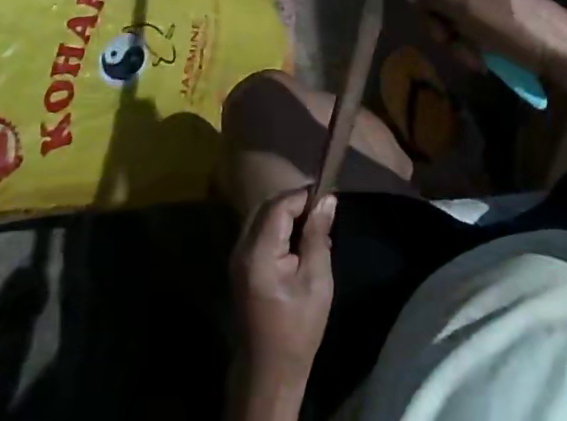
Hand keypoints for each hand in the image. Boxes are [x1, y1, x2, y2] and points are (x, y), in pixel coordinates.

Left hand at [230, 187, 335, 381]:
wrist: (269, 370)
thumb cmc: (298, 328)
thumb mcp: (316, 281)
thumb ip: (318, 236)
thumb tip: (327, 200)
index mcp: (259, 253)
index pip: (279, 206)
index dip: (303, 196)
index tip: (328, 197)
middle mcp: (242, 249)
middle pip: (267, 208)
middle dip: (295, 202)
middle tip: (324, 209)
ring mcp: (238, 257)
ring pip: (262, 218)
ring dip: (288, 214)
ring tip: (315, 224)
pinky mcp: (241, 266)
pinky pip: (259, 233)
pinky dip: (279, 228)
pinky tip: (299, 240)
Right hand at [398, 0, 566, 78]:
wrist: (557, 49)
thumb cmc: (510, 21)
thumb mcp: (465, 5)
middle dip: (432, 15)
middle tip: (442, 34)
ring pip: (445, 14)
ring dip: (450, 36)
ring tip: (467, 52)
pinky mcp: (488, 21)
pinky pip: (463, 29)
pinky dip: (466, 45)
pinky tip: (479, 59)